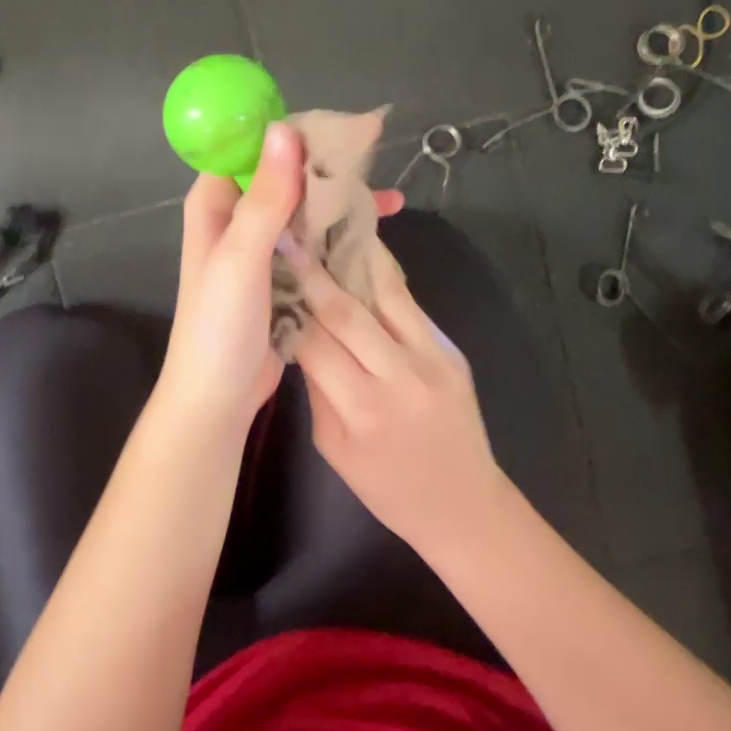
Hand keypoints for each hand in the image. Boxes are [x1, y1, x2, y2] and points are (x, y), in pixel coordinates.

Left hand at [160, 123, 404, 424]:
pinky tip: (374, 236)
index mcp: (215, 204)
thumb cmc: (219, 327)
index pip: (250, 148)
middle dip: (328, 169)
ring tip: (392, 200)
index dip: (292, 132)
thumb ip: (265, 198)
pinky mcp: (280, 278)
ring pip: (302, 211)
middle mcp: (234, 219)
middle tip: (378, 163)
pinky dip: (338, 236)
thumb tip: (286, 131)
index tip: (343, 127)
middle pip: (283, 177)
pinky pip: (312, 244)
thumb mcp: (240, 258)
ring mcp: (258, 250)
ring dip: (339, 203)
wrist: (217, 398)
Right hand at [291, 242, 508, 550]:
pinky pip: (410, 305)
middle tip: (288, 236)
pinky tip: (362, 254)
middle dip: (314, 273)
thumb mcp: (334, 448)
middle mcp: (401, 377)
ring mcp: (434, 359)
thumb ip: (318, 388)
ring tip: (327, 226)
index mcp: (363, 410)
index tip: (266, 276)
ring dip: (353, 258)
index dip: (288, 307)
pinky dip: (383, 277)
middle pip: (348, 311)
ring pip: (386, 294)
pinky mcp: (452, 350)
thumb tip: (299, 333)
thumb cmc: (387, 487)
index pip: (314, 344)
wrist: (464, 504)